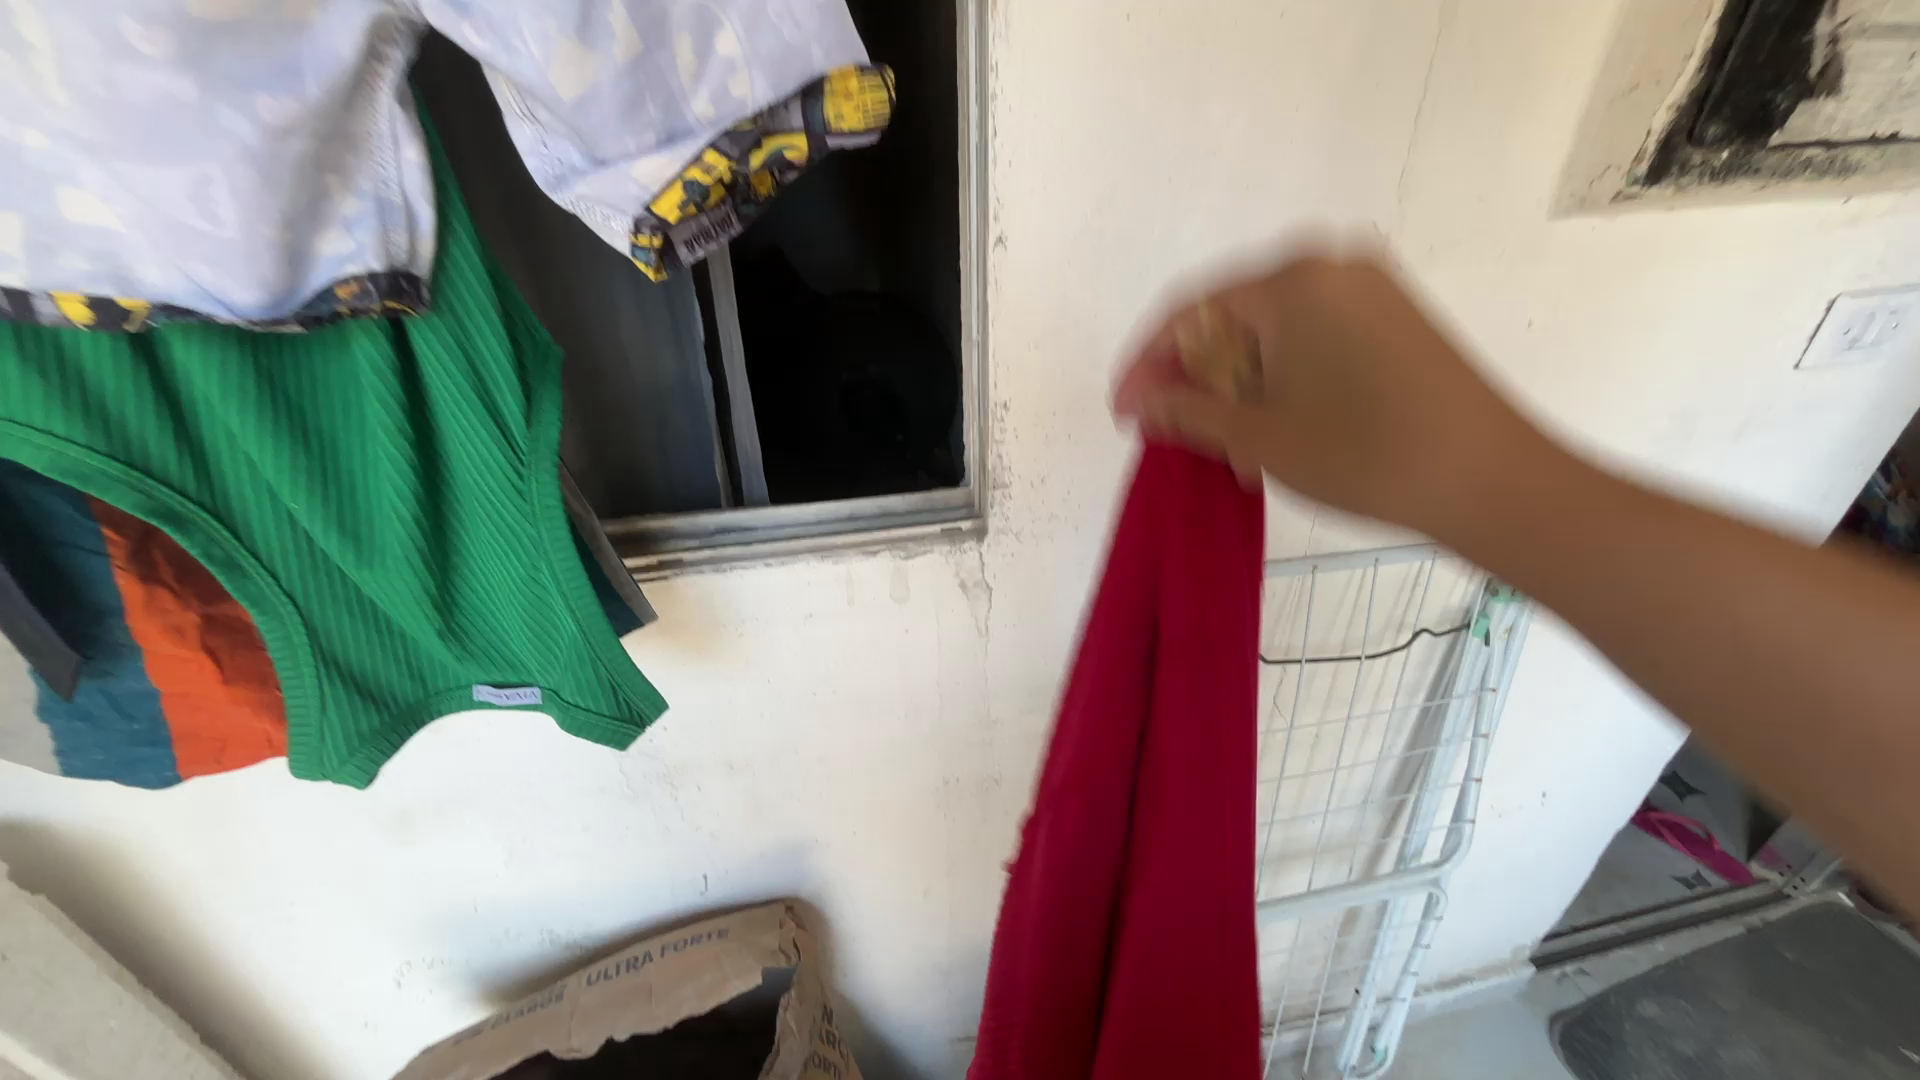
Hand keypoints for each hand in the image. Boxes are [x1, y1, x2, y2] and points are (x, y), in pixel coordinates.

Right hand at [1112, 251, 1556, 537]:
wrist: (1492, 480)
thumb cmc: (1362, 453)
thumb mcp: (1257, 434)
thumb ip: (1185, 409)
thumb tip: (1139, 401)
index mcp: (1292, 278)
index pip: (1189, 313)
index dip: (1145, 366)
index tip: (1121, 415)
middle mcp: (1330, 265)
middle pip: (1229, 318)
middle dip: (1190, 378)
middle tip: (1167, 432)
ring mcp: (1369, 289)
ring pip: (1268, 334)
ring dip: (1232, 386)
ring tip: (1218, 442)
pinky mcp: (1393, 319)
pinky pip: (1308, 341)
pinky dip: (1275, 381)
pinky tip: (1267, 426)